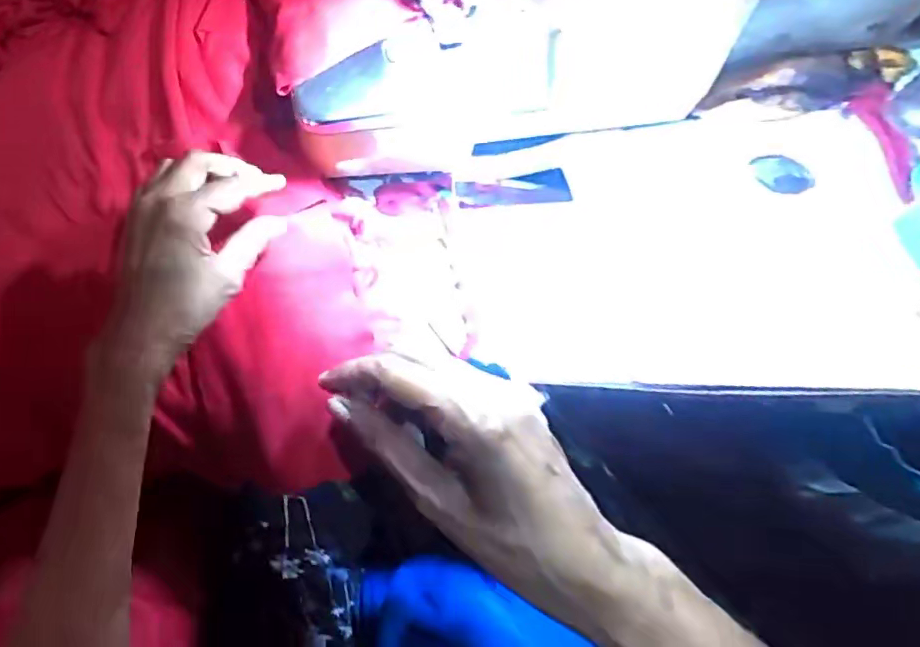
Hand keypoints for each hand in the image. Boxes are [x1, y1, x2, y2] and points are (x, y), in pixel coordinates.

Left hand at [97, 153, 286, 380]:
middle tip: (253, 179)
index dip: (258, 183)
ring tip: (227, 183)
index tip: (280, 182)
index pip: (228, 186)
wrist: (139, 330)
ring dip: (202, 168)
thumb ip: (252, 241)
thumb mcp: (226, 276)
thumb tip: (279, 221)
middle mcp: (159, 197)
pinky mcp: (133, 213)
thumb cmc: (184, 307)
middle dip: (228, 165)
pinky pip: (157, 179)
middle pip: (196, 161)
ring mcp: (141, 203)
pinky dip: (180, 177)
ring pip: (174, 165)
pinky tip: (196, 193)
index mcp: (183, 211)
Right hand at [319, 349, 641, 641]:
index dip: (352, 372)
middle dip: (371, 370)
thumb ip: (385, 444)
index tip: (324, 385)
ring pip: (431, 355)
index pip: (395, 369)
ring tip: (378, 409)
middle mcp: (491, 389)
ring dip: (396, 373)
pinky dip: (422, 380)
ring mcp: (507, 388)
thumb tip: (340, 404)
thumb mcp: (438, 501)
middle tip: (347, 398)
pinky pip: (453, 370)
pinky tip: (414, 413)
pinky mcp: (515, 395)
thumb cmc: (512, 546)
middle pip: (412, 351)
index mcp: (474, 416)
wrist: (594, 568)